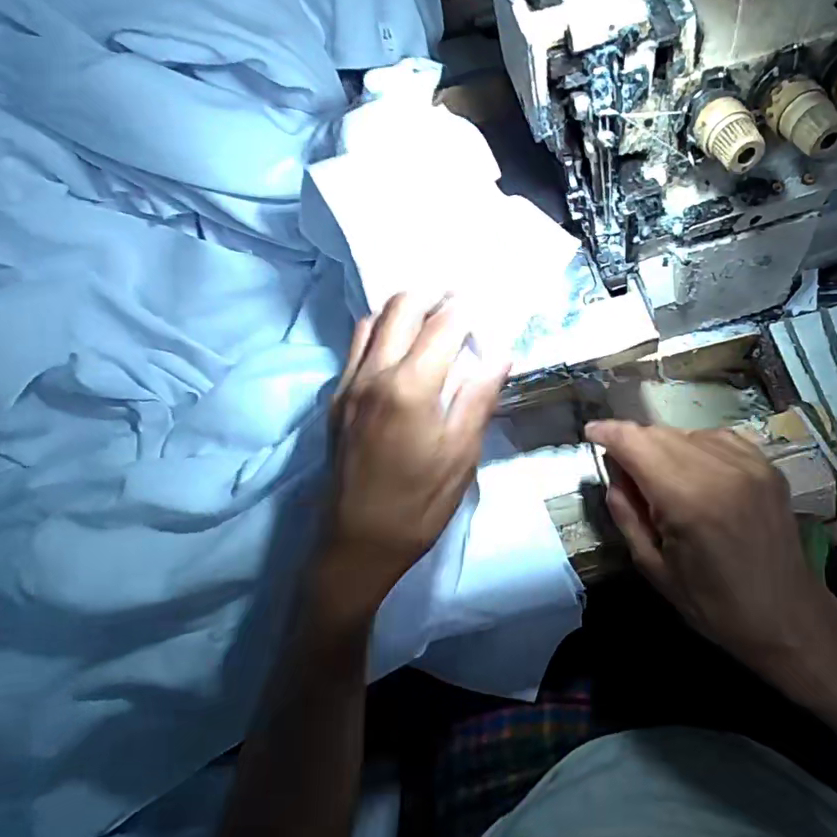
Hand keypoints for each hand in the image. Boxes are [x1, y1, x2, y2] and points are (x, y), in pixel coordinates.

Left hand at [315, 293, 507, 620]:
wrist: (357, 541)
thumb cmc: (419, 504)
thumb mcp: (461, 455)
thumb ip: (479, 397)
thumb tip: (500, 353)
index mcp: (411, 387)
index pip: (443, 325)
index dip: (466, 308)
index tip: (483, 302)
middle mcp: (374, 373)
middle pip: (401, 307)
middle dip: (433, 294)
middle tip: (458, 298)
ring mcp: (349, 383)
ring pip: (373, 319)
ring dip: (403, 308)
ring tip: (430, 315)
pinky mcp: (336, 397)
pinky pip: (356, 345)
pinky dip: (380, 329)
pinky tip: (398, 343)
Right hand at [584, 419, 836, 682]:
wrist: (789, 619)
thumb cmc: (714, 605)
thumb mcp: (654, 568)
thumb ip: (627, 515)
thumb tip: (614, 475)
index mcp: (687, 500)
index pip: (635, 443)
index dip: (607, 432)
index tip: (590, 433)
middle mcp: (719, 470)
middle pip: (658, 433)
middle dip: (632, 442)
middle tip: (621, 467)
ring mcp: (748, 464)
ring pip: (686, 433)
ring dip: (663, 445)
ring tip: (659, 476)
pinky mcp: (767, 466)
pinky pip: (716, 438)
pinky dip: (694, 447)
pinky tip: (693, 471)